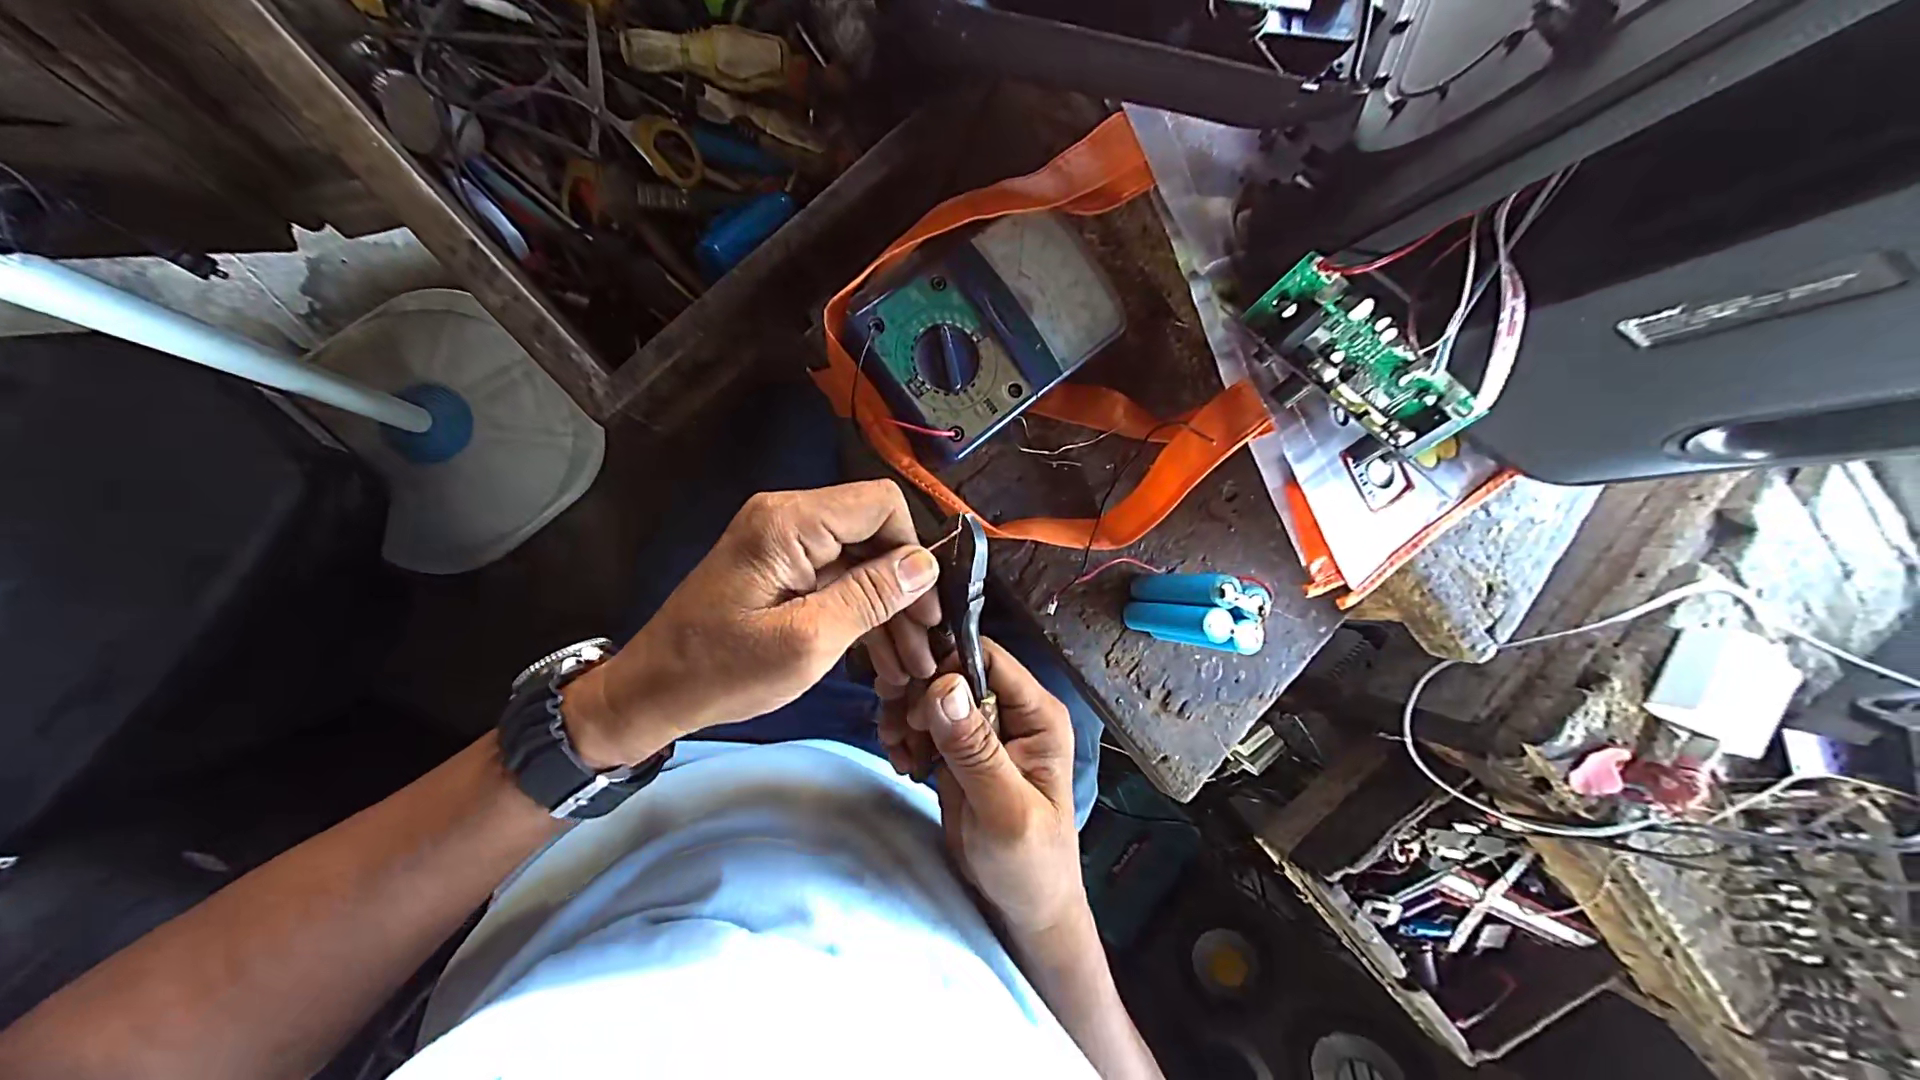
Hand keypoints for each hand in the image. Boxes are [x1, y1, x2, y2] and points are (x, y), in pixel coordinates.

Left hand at [565, 480, 942, 766]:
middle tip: (925, 647)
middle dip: (905, 589)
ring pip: (861, 563)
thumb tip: (925, 565)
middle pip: (874, 535)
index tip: (926, 606)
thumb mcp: (807, 641)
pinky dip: (861, 614)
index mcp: (789, 523)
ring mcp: (784, 544)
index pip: (881, 504)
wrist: (652, 693)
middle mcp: (788, 519)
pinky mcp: (782, 570)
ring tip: (910, 664)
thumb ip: (871, 596)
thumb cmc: (722, 671)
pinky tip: (884, 659)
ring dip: (888, 610)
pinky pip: (838, 581)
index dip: (913, 550)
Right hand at [883, 638, 1085, 935]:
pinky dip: (905, 734)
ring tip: (900, 752)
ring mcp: (984, 729)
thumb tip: (944, 688)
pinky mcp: (960, 748)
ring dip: (907, 716)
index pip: (988, 658)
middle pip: (953, 671)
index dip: (947, 672)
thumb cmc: (1031, 864)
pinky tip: (904, 763)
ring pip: (934, 693)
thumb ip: (976, 751)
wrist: (1022, 906)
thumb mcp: (1005, 810)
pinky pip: (924, 720)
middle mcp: (1012, 711)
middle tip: (900, 734)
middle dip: (919, 696)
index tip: (919, 710)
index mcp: (1037, 714)